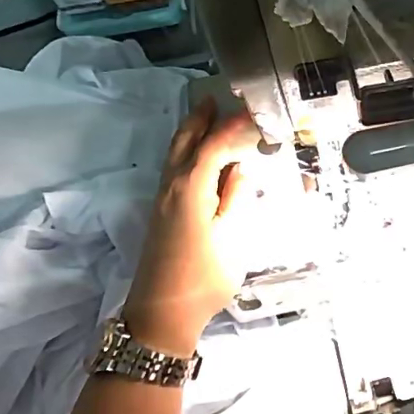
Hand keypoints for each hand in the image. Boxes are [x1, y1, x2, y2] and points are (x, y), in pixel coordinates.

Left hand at [124, 99, 259, 351]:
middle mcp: (172, 187)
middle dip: (199, 119)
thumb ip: (236, 199)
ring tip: (205, 117)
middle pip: (184, 142)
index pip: (213, 146)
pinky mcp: (162, 214)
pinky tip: (198, 156)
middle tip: (214, 98)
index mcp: (190, 189)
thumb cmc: (202, 277)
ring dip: (190, 133)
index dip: (232, 126)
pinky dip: (186, 152)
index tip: (252, 111)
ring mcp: (163, 200)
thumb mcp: (232, 238)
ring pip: (175, 154)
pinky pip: (174, 168)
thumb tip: (242, 169)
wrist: (161, 315)